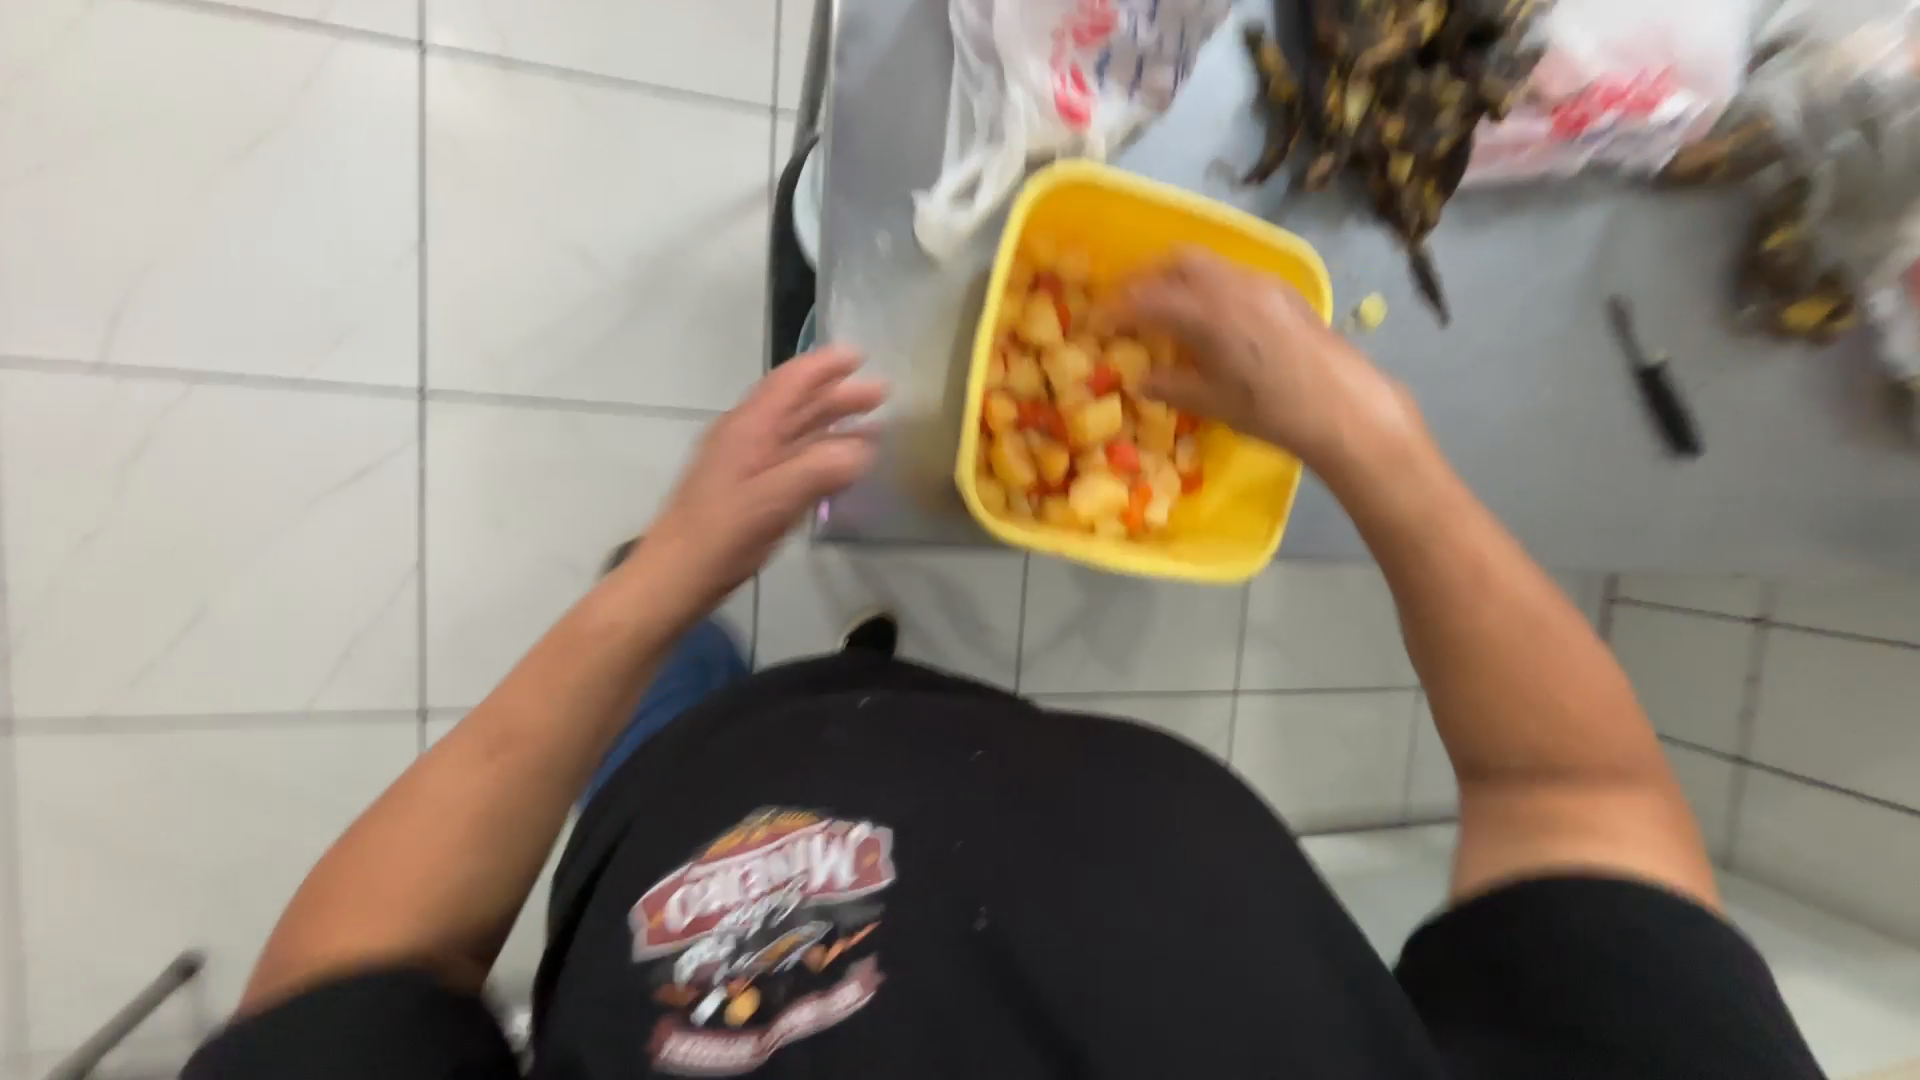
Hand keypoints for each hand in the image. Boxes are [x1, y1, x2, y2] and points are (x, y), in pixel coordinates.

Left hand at [648, 347, 886, 602]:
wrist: (677, 576)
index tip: (860, 356)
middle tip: (880, 394)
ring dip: (833, 425)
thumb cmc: (720, 535)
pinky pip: (794, 461)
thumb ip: (818, 471)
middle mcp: (748, 437)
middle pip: (798, 405)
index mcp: (749, 428)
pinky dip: (822, 455)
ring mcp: (748, 464)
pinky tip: (843, 467)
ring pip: (797, 433)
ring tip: (873, 427)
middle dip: (838, 396)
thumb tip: (862, 450)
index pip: (791, 382)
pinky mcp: (751, 491)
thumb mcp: (772, 500)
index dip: (825, 366)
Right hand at [1105, 249, 1418, 471]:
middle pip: (1175, 262)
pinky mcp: (1280, 291)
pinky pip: (1229, 275)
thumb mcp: (1213, 403)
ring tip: (1158, 310)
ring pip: (1205, 264)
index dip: (1113, 310)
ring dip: (1173, 279)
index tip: (1092, 324)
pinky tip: (1203, 318)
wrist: (1344, 406)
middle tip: (1122, 305)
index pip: (1146, 300)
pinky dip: (1202, 286)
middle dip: (1142, 279)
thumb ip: (1171, 386)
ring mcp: (1261, 284)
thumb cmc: (1273, 411)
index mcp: (1209, 314)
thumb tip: (1140, 379)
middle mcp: (1232, 286)